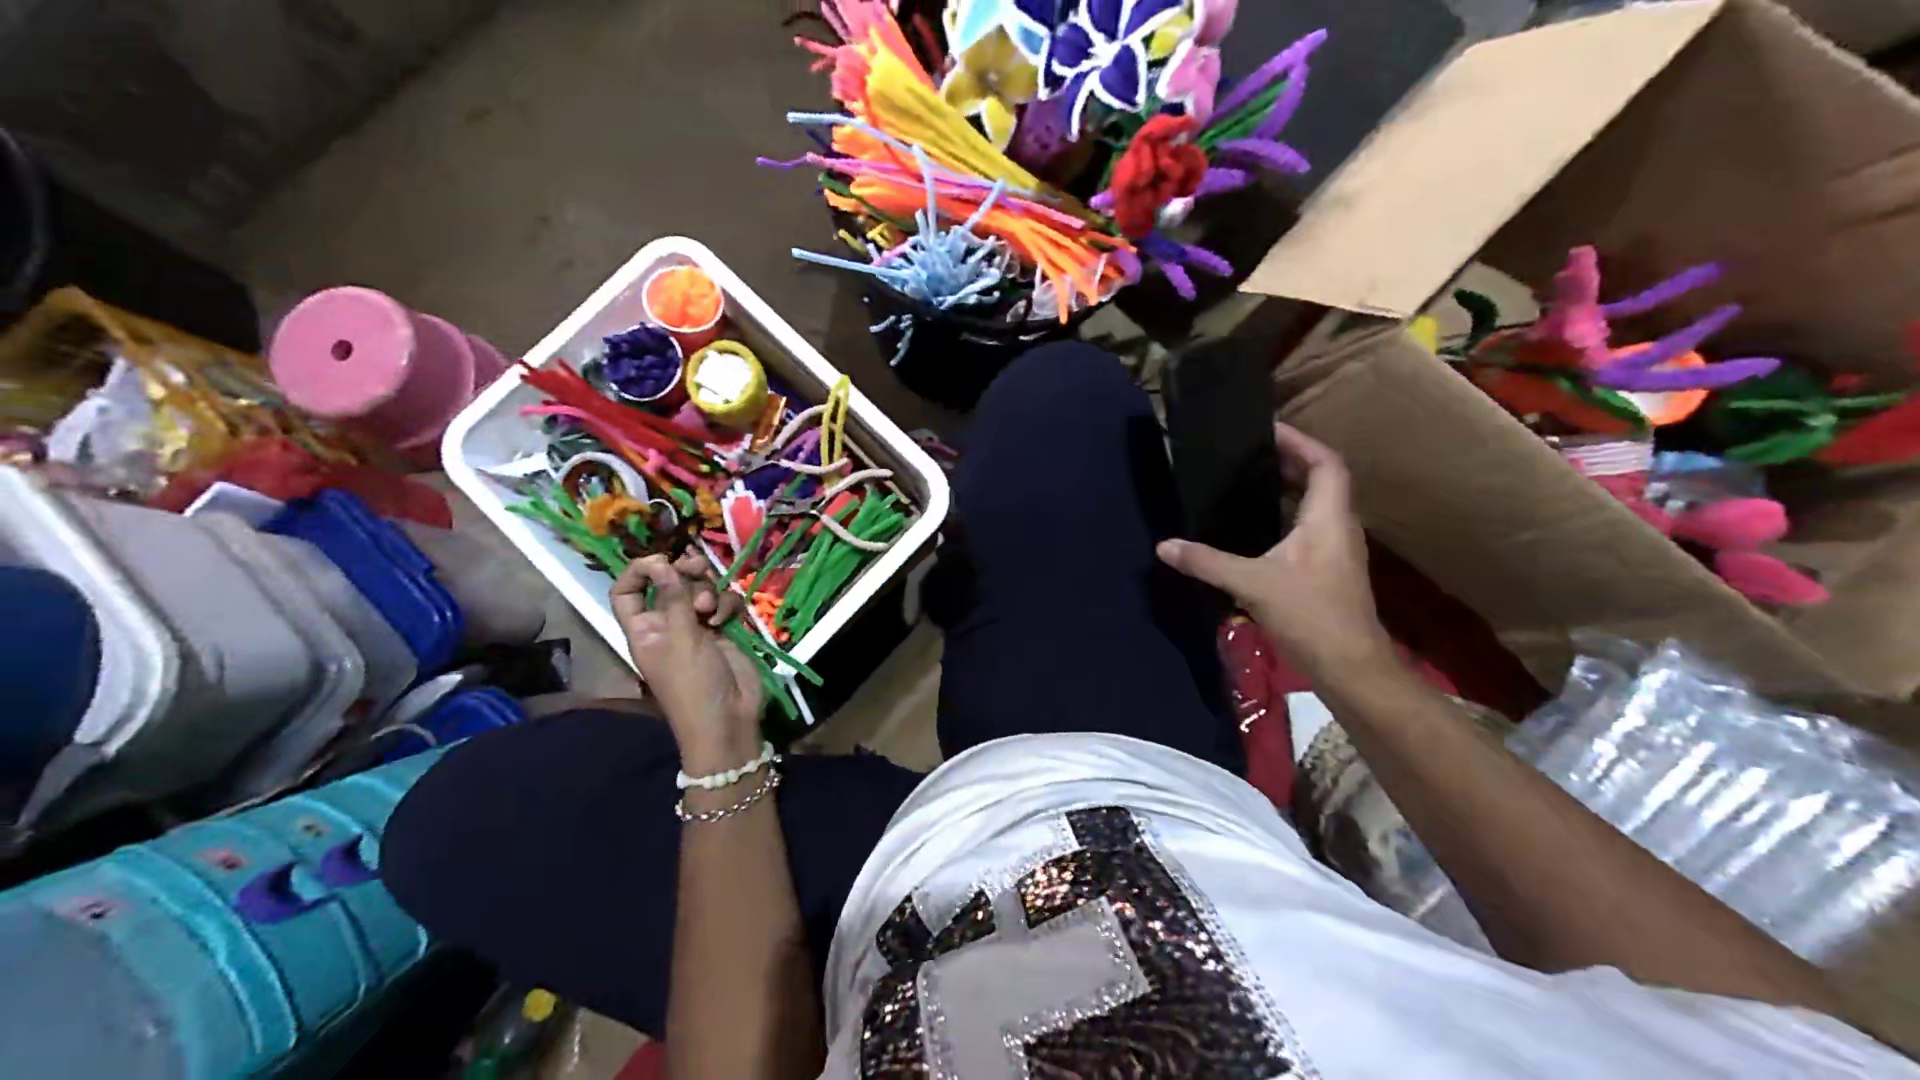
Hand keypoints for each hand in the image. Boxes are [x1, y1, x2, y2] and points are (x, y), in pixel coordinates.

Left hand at [612, 552, 764, 768]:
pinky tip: (728, 620)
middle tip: (699, 569)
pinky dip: (727, 606)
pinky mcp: (724, 633)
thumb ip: (674, 598)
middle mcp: (668, 625)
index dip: (640, 572)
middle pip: (671, 584)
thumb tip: (662, 562)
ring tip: (712, 610)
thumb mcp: (680, 639)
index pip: (627, 592)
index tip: (662, 561)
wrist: (729, 718)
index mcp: (644, 629)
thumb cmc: (693, 683)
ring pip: (702, 591)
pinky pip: (724, 605)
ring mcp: (697, 629)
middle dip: (686, 574)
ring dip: (710, 592)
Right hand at [1157, 423, 1393, 679]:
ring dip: (1288, 488)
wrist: (1349, 666)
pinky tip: (1256, 528)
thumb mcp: (1252, 584)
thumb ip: (1207, 562)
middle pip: (1321, 480)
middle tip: (1250, 453)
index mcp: (1327, 518)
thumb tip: (1165, 546)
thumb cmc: (1310, 615)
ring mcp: (1337, 550)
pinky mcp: (1329, 570)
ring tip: (1249, 482)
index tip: (1268, 430)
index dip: (1301, 441)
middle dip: (1290, 461)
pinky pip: (1309, 528)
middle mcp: (1338, 526)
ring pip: (1316, 505)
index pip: (1325, 463)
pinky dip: (1285, 516)